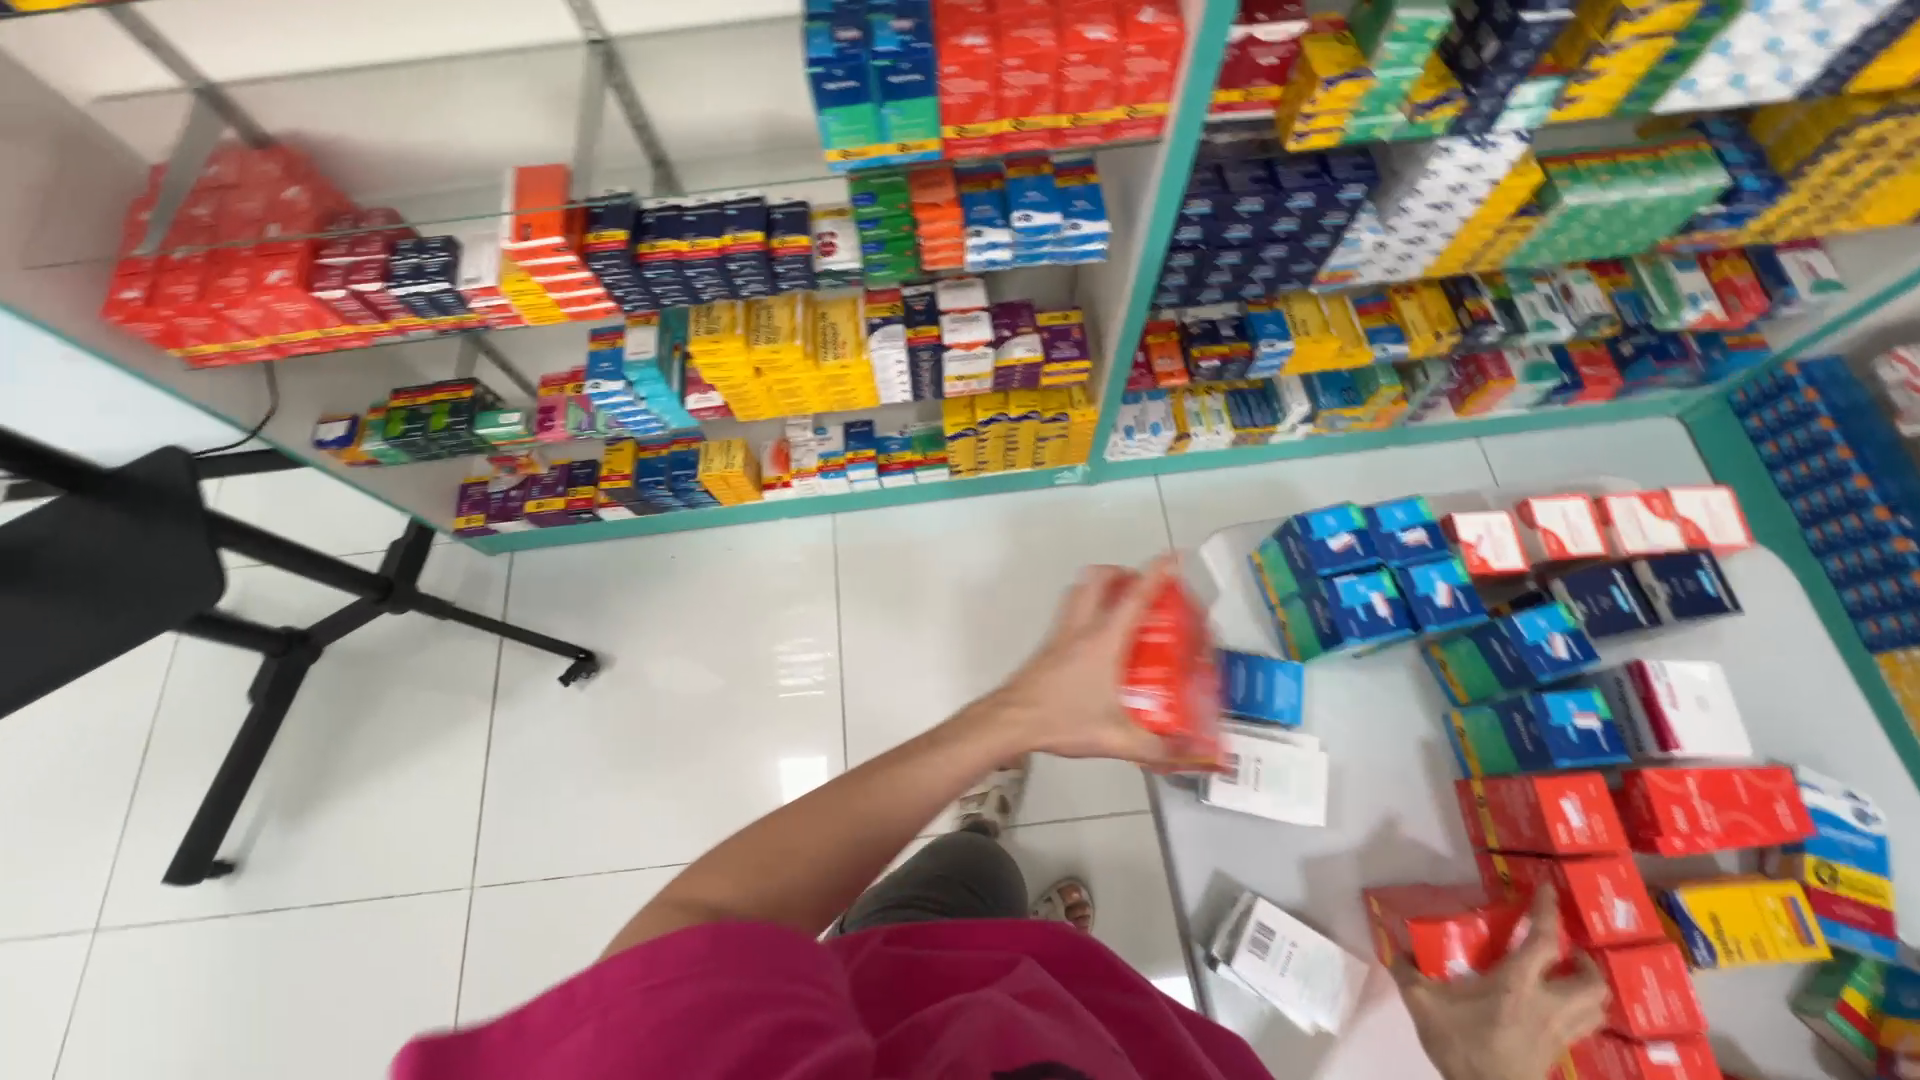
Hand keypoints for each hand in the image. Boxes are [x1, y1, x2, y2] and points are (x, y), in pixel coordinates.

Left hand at [970, 556, 1181, 765]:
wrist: (1009, 721)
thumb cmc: (1061, 721)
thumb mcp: (1115, 739)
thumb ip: (1153, 747)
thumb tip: (1184, 752)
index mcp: (1103, 641)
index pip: (1135, 597)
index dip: (1157, 573)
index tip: (1174, 557)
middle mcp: (1080, 628)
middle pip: (1098, 578)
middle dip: (1124, 572)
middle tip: (1143, 586)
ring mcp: (1059, 634)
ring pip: (1078, 589)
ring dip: (1100, 585)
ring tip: (1121, 602)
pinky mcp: (1046, 646)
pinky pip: (1068, 610)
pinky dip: (1084, 607)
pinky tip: (1096, 636)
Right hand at [1394, 886, 1609, 1079]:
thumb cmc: (1461, 1045)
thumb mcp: (1422, 1003)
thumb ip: (1406, 971)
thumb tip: (1391, 946)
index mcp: (1517, 984)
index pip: (1544, 941)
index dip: (1547, 912)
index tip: (1547, 889)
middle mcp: (1548, 1004)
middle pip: (1592, 981)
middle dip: (1587, 960)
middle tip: (1568, 948)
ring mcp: (1559, 1031)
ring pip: (1597, 1007)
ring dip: (1591, 987)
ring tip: (1571, 976)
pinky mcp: (1560, 1052)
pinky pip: (1585, 1027)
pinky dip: (1583, 1012)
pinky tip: (1560, 1009)